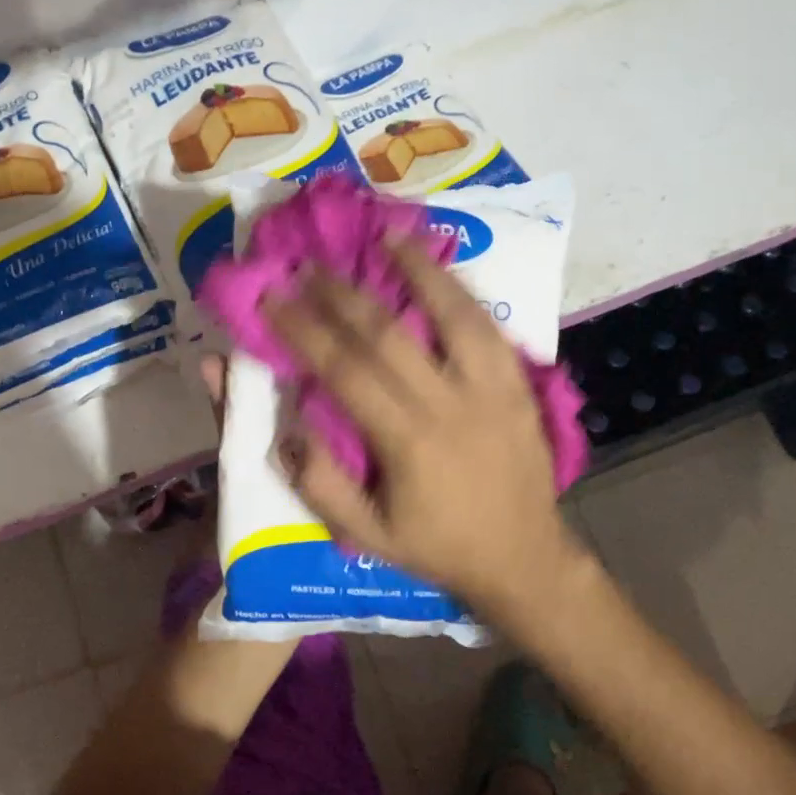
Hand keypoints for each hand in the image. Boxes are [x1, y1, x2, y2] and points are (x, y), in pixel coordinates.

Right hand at [266, 238, 584, 612]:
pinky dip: (464, 292)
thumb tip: (288, 430)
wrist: (523, 559)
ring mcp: (493, 389)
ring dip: (417, 270)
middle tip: (308, 264)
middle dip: (341, 294)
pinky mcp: (520, 385)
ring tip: (387, 235)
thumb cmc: (438, 548)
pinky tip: (445, 268)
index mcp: (407, 442)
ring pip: (452, 315)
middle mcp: (450, 404)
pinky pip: (490, 327)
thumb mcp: (367, 535)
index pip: (344, 371)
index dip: (303, 330)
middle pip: (388, 334)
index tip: (272, 300)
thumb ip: (321, 485)